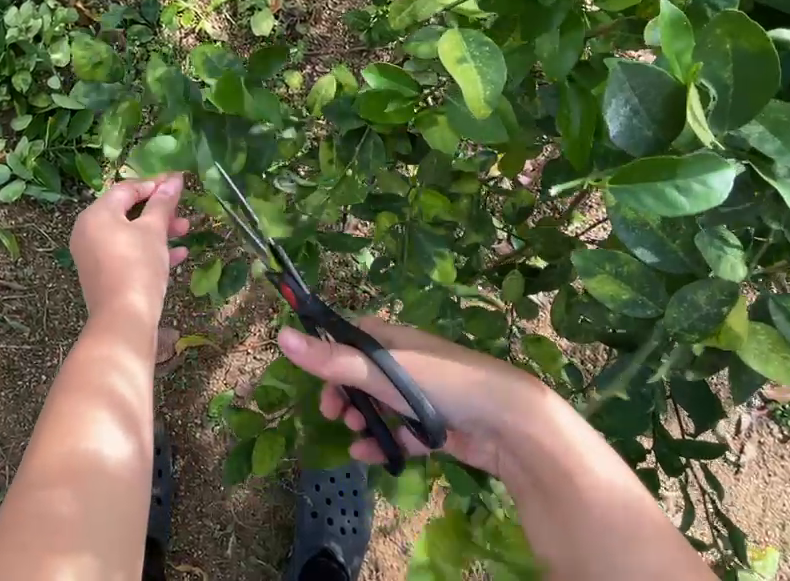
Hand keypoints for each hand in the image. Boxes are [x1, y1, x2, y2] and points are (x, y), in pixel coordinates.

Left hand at [70, 173, 190, 326]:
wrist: (123, 322)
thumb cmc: (137, 268)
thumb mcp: (153, 231)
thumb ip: (163, 203)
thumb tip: (174, 179)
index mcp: (95, 215)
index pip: (126, 189)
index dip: (153, 184)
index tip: (178, 184)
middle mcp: (89, 231)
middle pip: (127, 211)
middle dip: (158, 211)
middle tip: (182, 211)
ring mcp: (94, 255)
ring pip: (129, 234)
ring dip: (158, 231)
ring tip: (185, 230)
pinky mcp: (103, 274)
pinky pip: (127, 253)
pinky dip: (149, 251)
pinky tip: (179, 255)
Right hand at [277, 317, 554, 477]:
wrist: (509, 422)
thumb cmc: (439, 383)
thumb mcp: (379, 370)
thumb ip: (331, 359)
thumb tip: (280, 334)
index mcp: (392, 339)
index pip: (351, 335)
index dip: (328, 353)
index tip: (314, 375)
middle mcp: (407, 362)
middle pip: (362, 373)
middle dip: (342, 392)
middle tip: (331, 412)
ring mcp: (425, 395)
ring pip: (382, 404)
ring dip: (362, 417)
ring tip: (353, 432)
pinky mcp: (439, 427)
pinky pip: (403, 433)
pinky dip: (385, 442)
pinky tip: (369, 456)